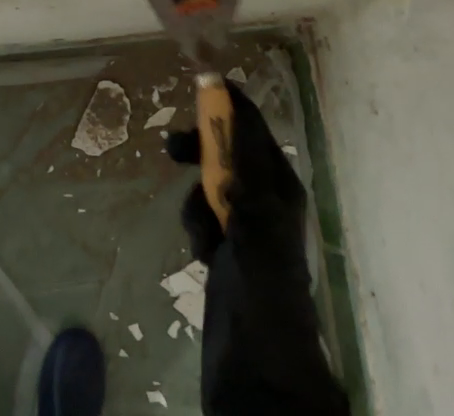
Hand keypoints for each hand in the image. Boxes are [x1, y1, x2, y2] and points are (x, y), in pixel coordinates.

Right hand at [165, 83, 349, 415]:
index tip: (201, 81)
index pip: (254, 132)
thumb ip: (244, 179)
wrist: (260, 371)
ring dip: (197, 195)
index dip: (230, 105)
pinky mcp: (226, 255)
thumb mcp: (257, 234)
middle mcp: (265, 203)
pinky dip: (195, 225)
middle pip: (230, 153)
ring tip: (198, 227)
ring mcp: (244, 230)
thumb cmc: (265, 299)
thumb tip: (229, 129)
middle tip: (173, 147)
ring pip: (212, 186)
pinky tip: (199, 251)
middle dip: (205, 146)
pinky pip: (203, 220)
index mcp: (280, 190)